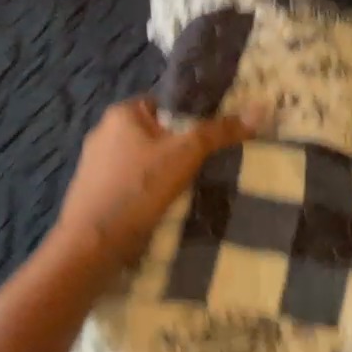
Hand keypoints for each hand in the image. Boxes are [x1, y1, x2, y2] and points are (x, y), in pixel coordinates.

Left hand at [51, 96, 257, 269]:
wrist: (90, 249)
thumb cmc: (138, 188)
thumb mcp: (188, 153)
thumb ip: (221, 130)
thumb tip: (260, 108)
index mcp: (122, 114)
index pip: (168, 102)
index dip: (194, 115)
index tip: (215, 132)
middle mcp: (103, 133)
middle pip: (158, 131)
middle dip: (181, 144)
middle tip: (208, 158)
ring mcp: (94, 165)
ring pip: (145, 158)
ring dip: (165, 168)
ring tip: (191, 181)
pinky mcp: (93, 193)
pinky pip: (132, 180)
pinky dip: (148, 187)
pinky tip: (165, 201)